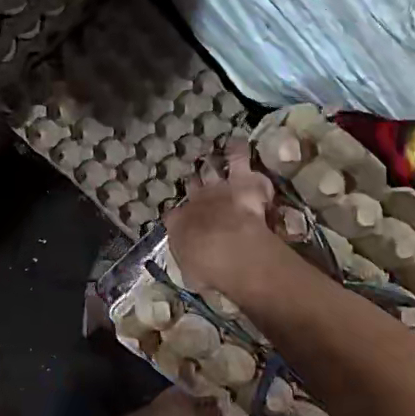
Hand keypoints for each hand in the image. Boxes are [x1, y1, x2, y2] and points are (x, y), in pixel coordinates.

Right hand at [164, 139, 280, 295]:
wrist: (227, 248)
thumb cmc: (208, 268)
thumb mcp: (193, 273)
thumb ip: (193, 263)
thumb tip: (196, 265)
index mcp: (179, 226)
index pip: (173, 218)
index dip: (179, 217)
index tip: (183, 220)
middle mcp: (195, 201)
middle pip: (193, 187)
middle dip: (195, 185)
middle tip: (199, 183)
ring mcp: (218, 187)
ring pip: (213, 168)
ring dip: (214, 164)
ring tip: (215, 155)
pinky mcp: (241, 180)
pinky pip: (238, 157)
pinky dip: (238, 150)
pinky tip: (240, 142)